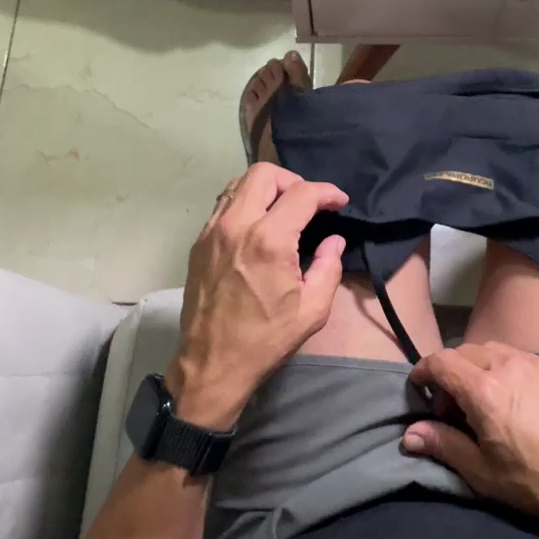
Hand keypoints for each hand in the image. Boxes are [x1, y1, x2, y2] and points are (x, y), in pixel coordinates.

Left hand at [169, 163, 348, 429]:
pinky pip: (223, 204)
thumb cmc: (266, 339)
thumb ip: (328, 266)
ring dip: (266, 187)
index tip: (339, 201)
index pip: (302, 193)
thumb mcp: (312, 309)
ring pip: (239, 183)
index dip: (326, 192)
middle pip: (264, 173)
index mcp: (269, 240)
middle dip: (293, 180)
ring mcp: (212, 231)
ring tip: (283, 207)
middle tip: (309, 202)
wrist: (212, 365)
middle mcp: (237, 225)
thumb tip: (333, 241)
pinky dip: (245, 201)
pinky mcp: (199, 242)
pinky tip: (258, 223)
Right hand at [401, 342, 538, 533]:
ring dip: (478, 368)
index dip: (423, 371)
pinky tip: (517, 400)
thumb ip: (443, 445)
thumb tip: (410, 435)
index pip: (441, 361)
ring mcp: (537, 363)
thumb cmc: (537, 483)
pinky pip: (521, 358)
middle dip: (451, 373)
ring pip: (494, 350)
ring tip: (485, 402)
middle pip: (465, 352)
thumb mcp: (483, 472)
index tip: (419, 388)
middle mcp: (509, 365)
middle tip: (453, 408)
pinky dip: (507, 370)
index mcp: (485, 390)